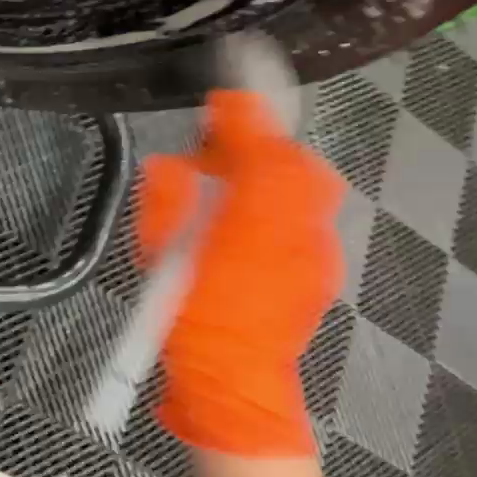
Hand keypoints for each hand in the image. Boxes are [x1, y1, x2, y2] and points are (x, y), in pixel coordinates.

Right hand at [137, 91, 344, 457]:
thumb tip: (171, 165)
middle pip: (299, 164)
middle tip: (222, 145)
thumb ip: (167, 202)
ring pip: (308, 190)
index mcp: (257, 218)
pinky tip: (247, 219)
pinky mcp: (318, 270)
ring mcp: (316, 250)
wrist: (235, 382)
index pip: (262, 148)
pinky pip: (306, 218)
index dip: (243, 115)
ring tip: (233, 178)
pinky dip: (281, 202)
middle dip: (266, 143)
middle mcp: (299, 227)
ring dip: (275, 172)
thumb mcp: (159, 254)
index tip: (224, 95)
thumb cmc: (189, 316)